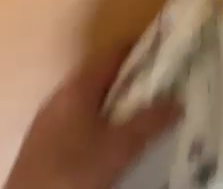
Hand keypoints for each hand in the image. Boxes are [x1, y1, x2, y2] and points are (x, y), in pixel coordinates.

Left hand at [4, 49, 178, 188]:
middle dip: (134, 82)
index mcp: (77, 86)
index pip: (114, 52)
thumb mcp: (118, 149)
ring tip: (148, 120)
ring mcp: (49, 124)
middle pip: (104, 78)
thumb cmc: (72, 174)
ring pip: (92, 104)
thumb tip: (179, 101)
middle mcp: (60, 98)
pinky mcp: (43, 150)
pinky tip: (116, 148)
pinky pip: (80, 125)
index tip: (171, 55)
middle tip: (166, 90)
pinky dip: (102, 128)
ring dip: (119, 108)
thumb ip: (150, 122)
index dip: (143, 49)